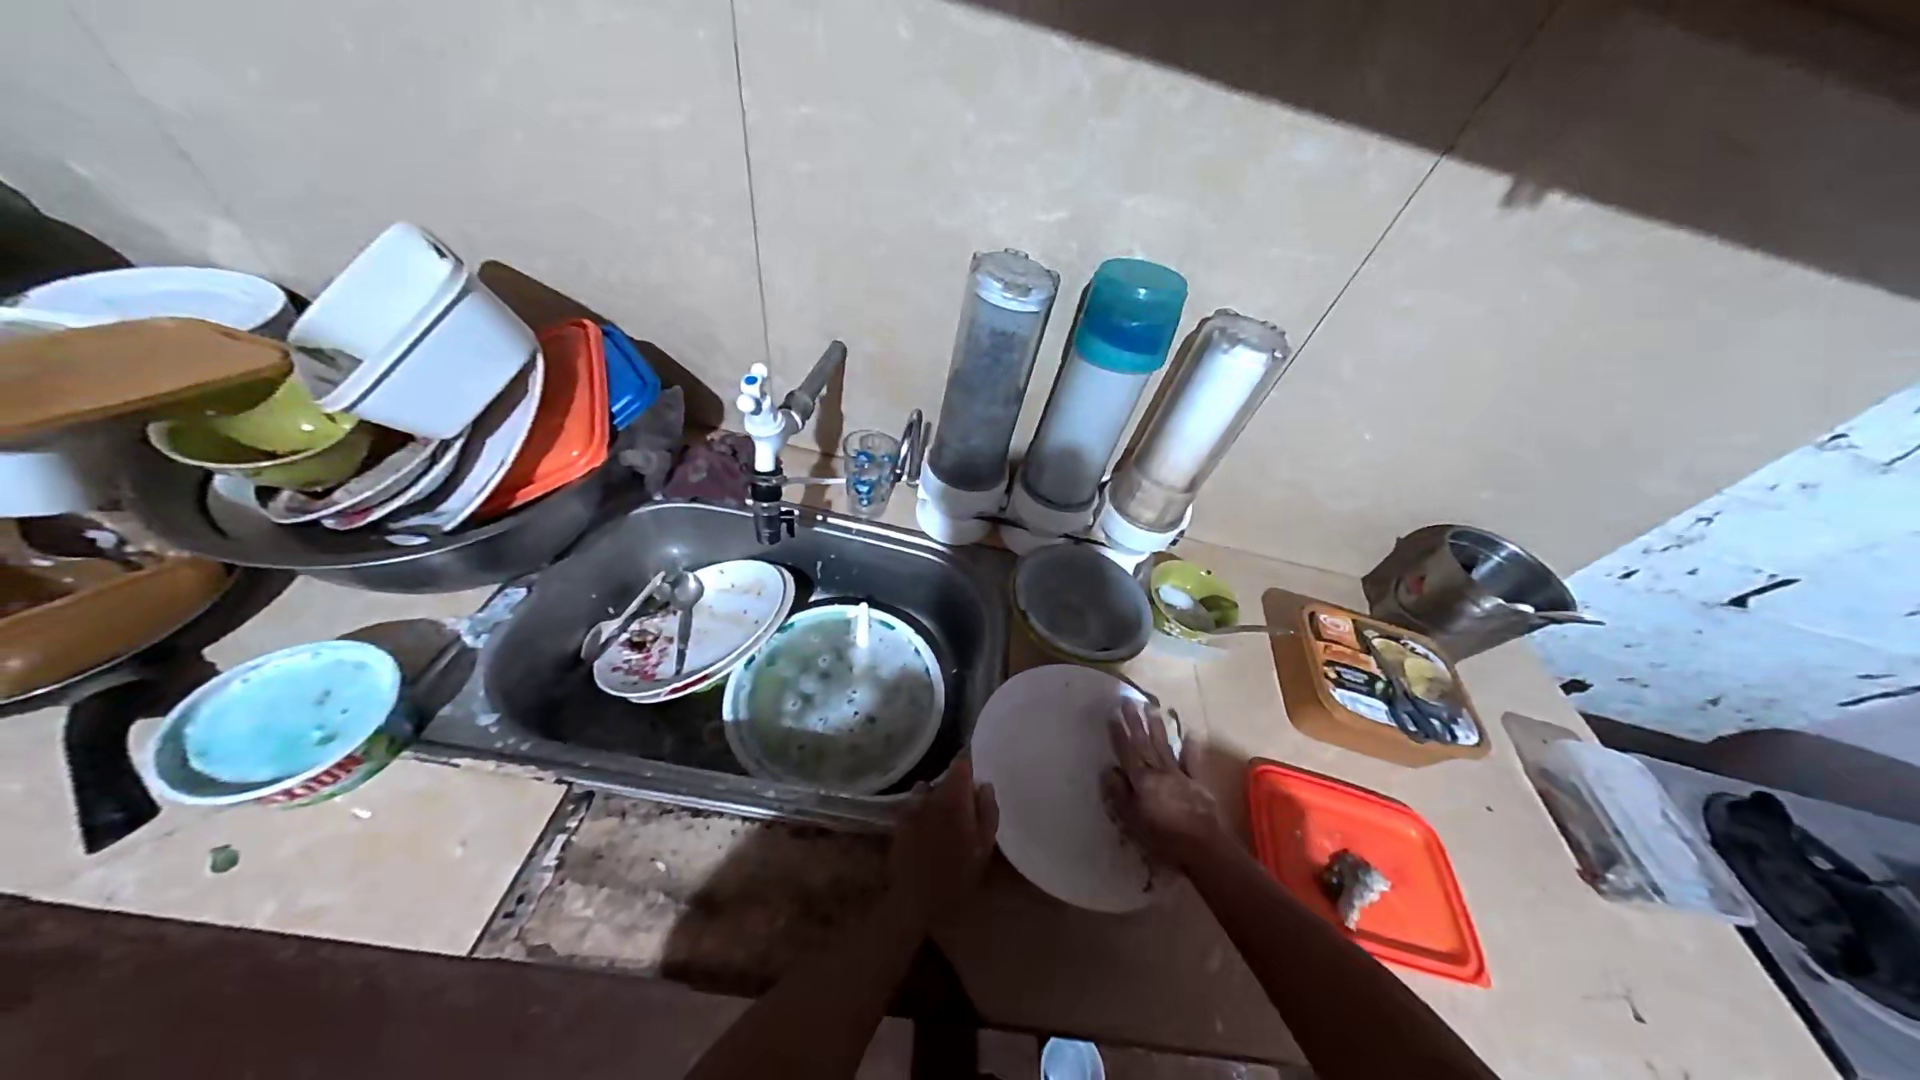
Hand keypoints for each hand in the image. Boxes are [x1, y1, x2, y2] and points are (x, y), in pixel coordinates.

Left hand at [888, 757, 998, 925]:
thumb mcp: (984, 847)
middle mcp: (931, 795)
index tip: (978, 765)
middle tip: (970, 802)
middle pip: (946, 777)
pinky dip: (924, 807)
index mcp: (954, 798)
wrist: (915, 900)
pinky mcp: (900, 819)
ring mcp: (912, 807)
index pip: (961, 763)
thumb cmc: (957, 875)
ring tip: (949, 815)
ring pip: (930, 789)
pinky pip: (915, 803)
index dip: (970, 760)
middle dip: (958, 784)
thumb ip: (987, 811)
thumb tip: (984, 785)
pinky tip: (930, 826)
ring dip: (940, 796)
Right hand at [1103, 700, 1232, 870]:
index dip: (1118, 733)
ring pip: (1165, 746)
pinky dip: (1190, 747)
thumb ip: (1118, 794)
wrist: (1203, 847)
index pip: (1126, 752)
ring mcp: (1180, 776)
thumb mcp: (1131, 820)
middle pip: (1144, 743)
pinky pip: (1192, 761)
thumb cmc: (1162, 838)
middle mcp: (1159, 772)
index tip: (1112, 713)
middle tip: (1129, 700)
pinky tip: (1190, 733)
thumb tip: (1108, 771)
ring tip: (1152, 707)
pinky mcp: (1197, 783)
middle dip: (1135, 721)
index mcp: (1141, 780)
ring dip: (1158, 726)